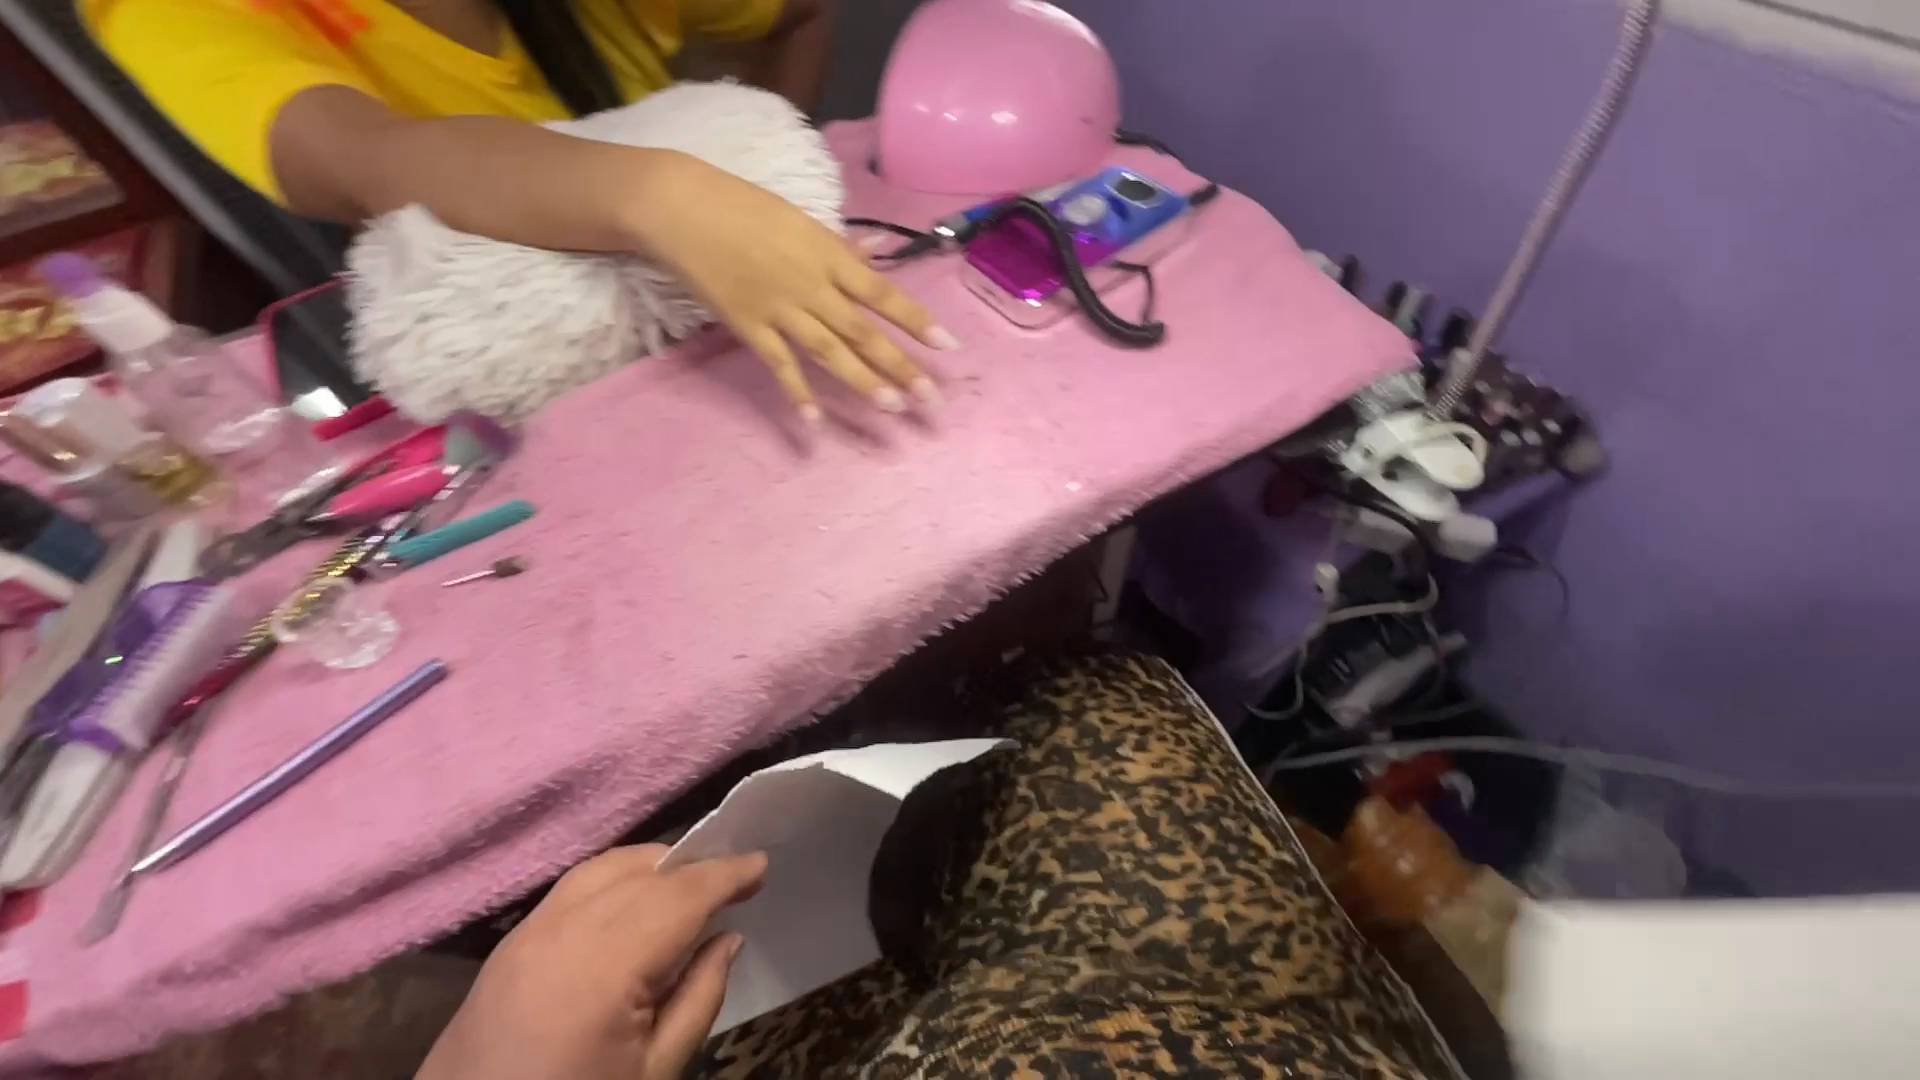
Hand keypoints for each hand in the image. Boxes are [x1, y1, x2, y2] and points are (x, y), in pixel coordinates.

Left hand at [417, 846, 766, 1079]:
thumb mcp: (653, 1076)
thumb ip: (699, 999)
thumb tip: (727, 938)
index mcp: (606, 968)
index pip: (681, 896)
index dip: (726, 875)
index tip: (762, 866)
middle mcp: (566, 932)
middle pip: (647, 873)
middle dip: (697, 868)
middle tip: (736, 881)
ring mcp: (528, 933)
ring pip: (607, 866)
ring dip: (656, 865)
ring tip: (689, 884)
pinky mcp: (507, 945)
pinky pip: (574, 885)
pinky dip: (616, 876)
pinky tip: (634, 897)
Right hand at [633, 154, 956, 421]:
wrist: (679, 207)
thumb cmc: (743, 207)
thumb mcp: (800, 219)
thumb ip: (841, 246)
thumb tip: (878, 252)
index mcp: (828, 255)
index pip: (882, 293)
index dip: (916, 320)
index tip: (948, 345)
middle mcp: (812, 285)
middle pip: (863, 331)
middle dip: (899, 364)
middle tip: (930, 397)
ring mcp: (780, 308)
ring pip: (829, 351)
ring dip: (862, 380)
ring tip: (893, 407)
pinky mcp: (748, 326)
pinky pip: (778, 365)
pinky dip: (797, 392)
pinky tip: (816, 422)